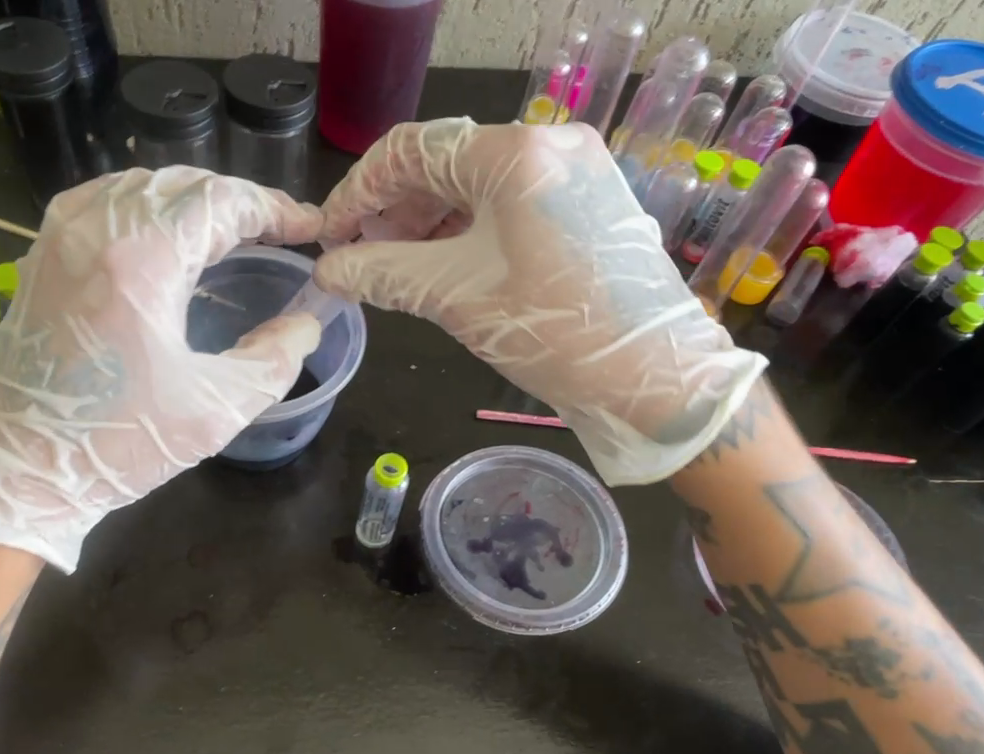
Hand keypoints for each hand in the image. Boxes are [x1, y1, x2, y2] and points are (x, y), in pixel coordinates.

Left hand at [0, 168, 322, 571]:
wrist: (25, 470)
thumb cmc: (121, 445)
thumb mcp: (216, 411)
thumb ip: (274, 360)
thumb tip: (306, 323)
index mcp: (139, 260)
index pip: (221, 202)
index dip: (274, 208)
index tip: (309, 228)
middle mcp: (94, 228)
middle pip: (183, 185)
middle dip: (238, 202)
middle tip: (278, 231)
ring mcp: (58, 236)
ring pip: (141, 187)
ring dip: (194, 202)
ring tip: (232, 233)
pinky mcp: (41, 255)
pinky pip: (103, 203)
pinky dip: (148, 210)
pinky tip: (169, 239)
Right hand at [315, 119, 765, 484]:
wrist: (654, 378)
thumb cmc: (556, 334)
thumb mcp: (458, 300)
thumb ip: (384, 274)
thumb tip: (329, 271)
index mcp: (516, 155)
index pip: (412, 151)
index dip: (359, 193)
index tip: (329, 238)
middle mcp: (549, 145)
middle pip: (445, 164)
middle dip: (393, 211)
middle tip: (359, 258)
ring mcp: (574, 172)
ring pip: (477, 185)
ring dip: (428, 223)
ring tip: (395, 268)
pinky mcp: (585, 203)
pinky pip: (508, 205)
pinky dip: (467, 232)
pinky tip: (441, 265)